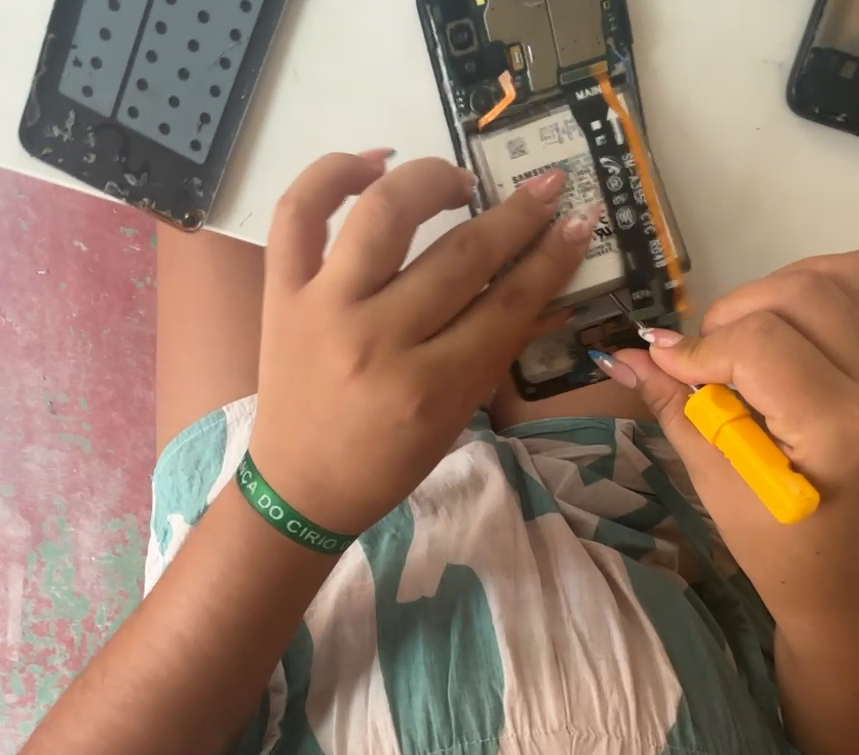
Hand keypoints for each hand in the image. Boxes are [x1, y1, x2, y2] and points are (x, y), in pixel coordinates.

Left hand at [247, 151, 596, 536]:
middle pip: (461, 256)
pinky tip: (372, 162)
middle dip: (516, 216)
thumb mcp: (453, 421)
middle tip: (544, 188)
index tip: (577, 221)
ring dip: (433, 180)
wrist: (301, 488)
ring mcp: (324, 309)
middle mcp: (379, 339)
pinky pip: (298, 212)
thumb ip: (494, 356)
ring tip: (459, 181)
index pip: (506, 305)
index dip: (551, 258)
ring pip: (385, 214)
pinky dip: (333, 172)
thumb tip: (542, 292)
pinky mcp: (281, 293)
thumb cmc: (386, 465)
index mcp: (430, 387)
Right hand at [607, 252, 858, 618]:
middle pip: (802, 294)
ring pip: (839, 275)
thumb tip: (620, 354)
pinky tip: (783, 325)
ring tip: (744, 336)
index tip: (665, 365)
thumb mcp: (711, 477)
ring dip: (774, 291)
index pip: (760, 346)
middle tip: (706, 356)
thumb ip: (672, 405)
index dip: (699, 348)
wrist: (840, 567)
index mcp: (836, 430)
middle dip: (733, 313)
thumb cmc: (771, 541)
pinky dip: (816, 286)